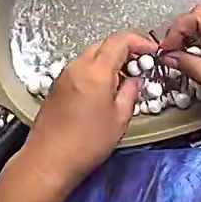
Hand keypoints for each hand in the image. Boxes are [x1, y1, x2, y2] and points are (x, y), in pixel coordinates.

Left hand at [20, 31, 151, 188]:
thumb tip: (134, 80)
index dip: (139, 41)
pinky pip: (80, 69)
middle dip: (125, 50)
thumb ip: (130, 93)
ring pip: (90, 56)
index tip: (152, 51)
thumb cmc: (87, 143)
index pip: (120, 40)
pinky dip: (95, 71)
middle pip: (104, 45)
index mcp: (96, 71)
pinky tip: (103, 90)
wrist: (48, 160)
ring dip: (109, 61)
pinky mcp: (56, 87)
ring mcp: (64, 76)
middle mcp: (77, 67)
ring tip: (124, 79)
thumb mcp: (119, 119)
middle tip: (141, 65)